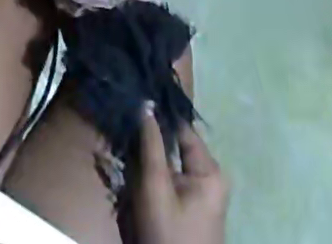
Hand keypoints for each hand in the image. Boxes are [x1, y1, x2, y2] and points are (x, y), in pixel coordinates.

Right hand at [132, 111, 228, 243]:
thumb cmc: (169, 234)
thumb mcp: (155, 187)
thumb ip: (150, 144)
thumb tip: (146, 104)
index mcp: (210, 171)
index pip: (181, 127)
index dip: (156, 114)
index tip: (129, 101)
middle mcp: (211, 176)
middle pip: (174, 142)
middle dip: (147, 136)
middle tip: (121, 128)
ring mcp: (202, 190)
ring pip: (168, 157)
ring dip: (145, 153)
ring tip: (121, 147)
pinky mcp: (190, 201)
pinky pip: (169, 173)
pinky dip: (150, 168)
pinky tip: (130, 167)